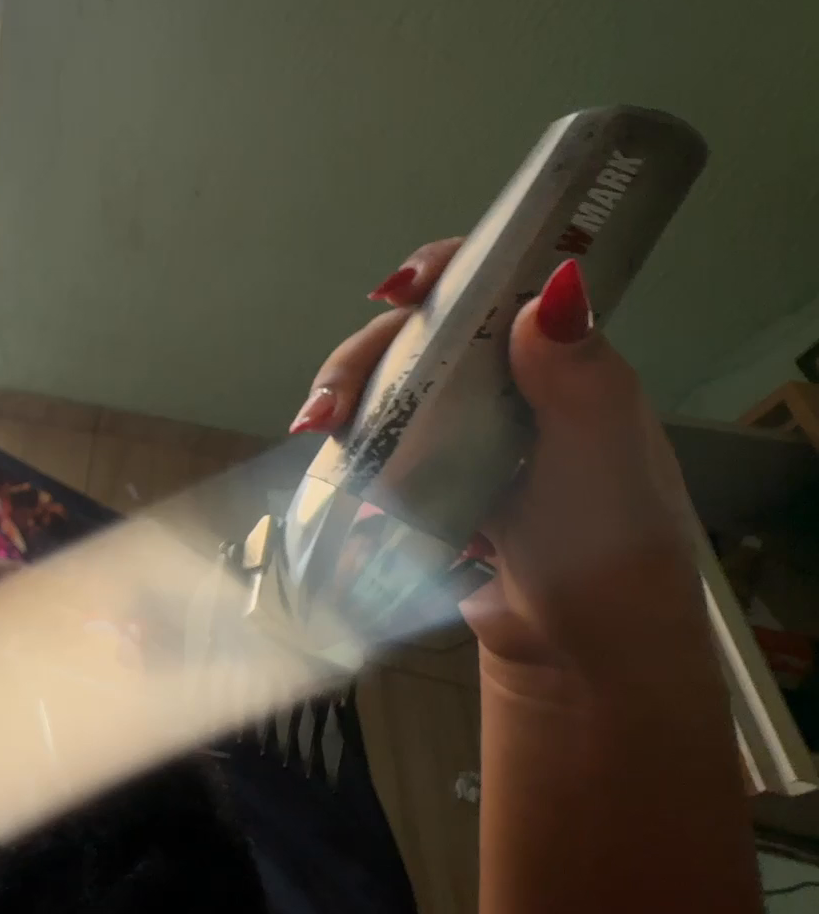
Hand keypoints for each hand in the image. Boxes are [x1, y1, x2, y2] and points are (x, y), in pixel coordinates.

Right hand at [298, 240, 714, 698]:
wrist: (574, 639)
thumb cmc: (603, 543)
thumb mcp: (602, 458)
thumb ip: (581, 378)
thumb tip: (551, 286)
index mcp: (552, 364)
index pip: (492, 289)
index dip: (442, 273)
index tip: (396, 294)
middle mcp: (497, 383)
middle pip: (411, 337)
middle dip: (359, 356)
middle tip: (327, 403)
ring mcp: (452, 426)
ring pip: (382, 381)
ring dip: (338, 394)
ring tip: (310, 430)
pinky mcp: (418, 467)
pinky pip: (370, 430)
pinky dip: (339, 434)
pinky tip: (320, 449)